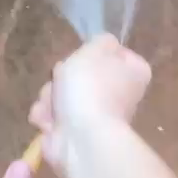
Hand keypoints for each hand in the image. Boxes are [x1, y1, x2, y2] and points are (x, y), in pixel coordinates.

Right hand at [28, 34, 150, 175]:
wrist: (81, 138)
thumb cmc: (91, 88)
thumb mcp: (96, 48)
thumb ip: (101, 39)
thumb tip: (102, 47)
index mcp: (132, 72)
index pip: (112, 53)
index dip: (92, 53)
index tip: (83, 57)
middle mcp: (118, 94)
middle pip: (79, 73)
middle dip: (62, 77)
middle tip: (63, 80)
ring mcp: (94, 115)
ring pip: (61, 93)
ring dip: (49, 97)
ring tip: (53, 105)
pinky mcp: (73, 133)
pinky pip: (51, 115)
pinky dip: (45, 116)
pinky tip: (47, 120)